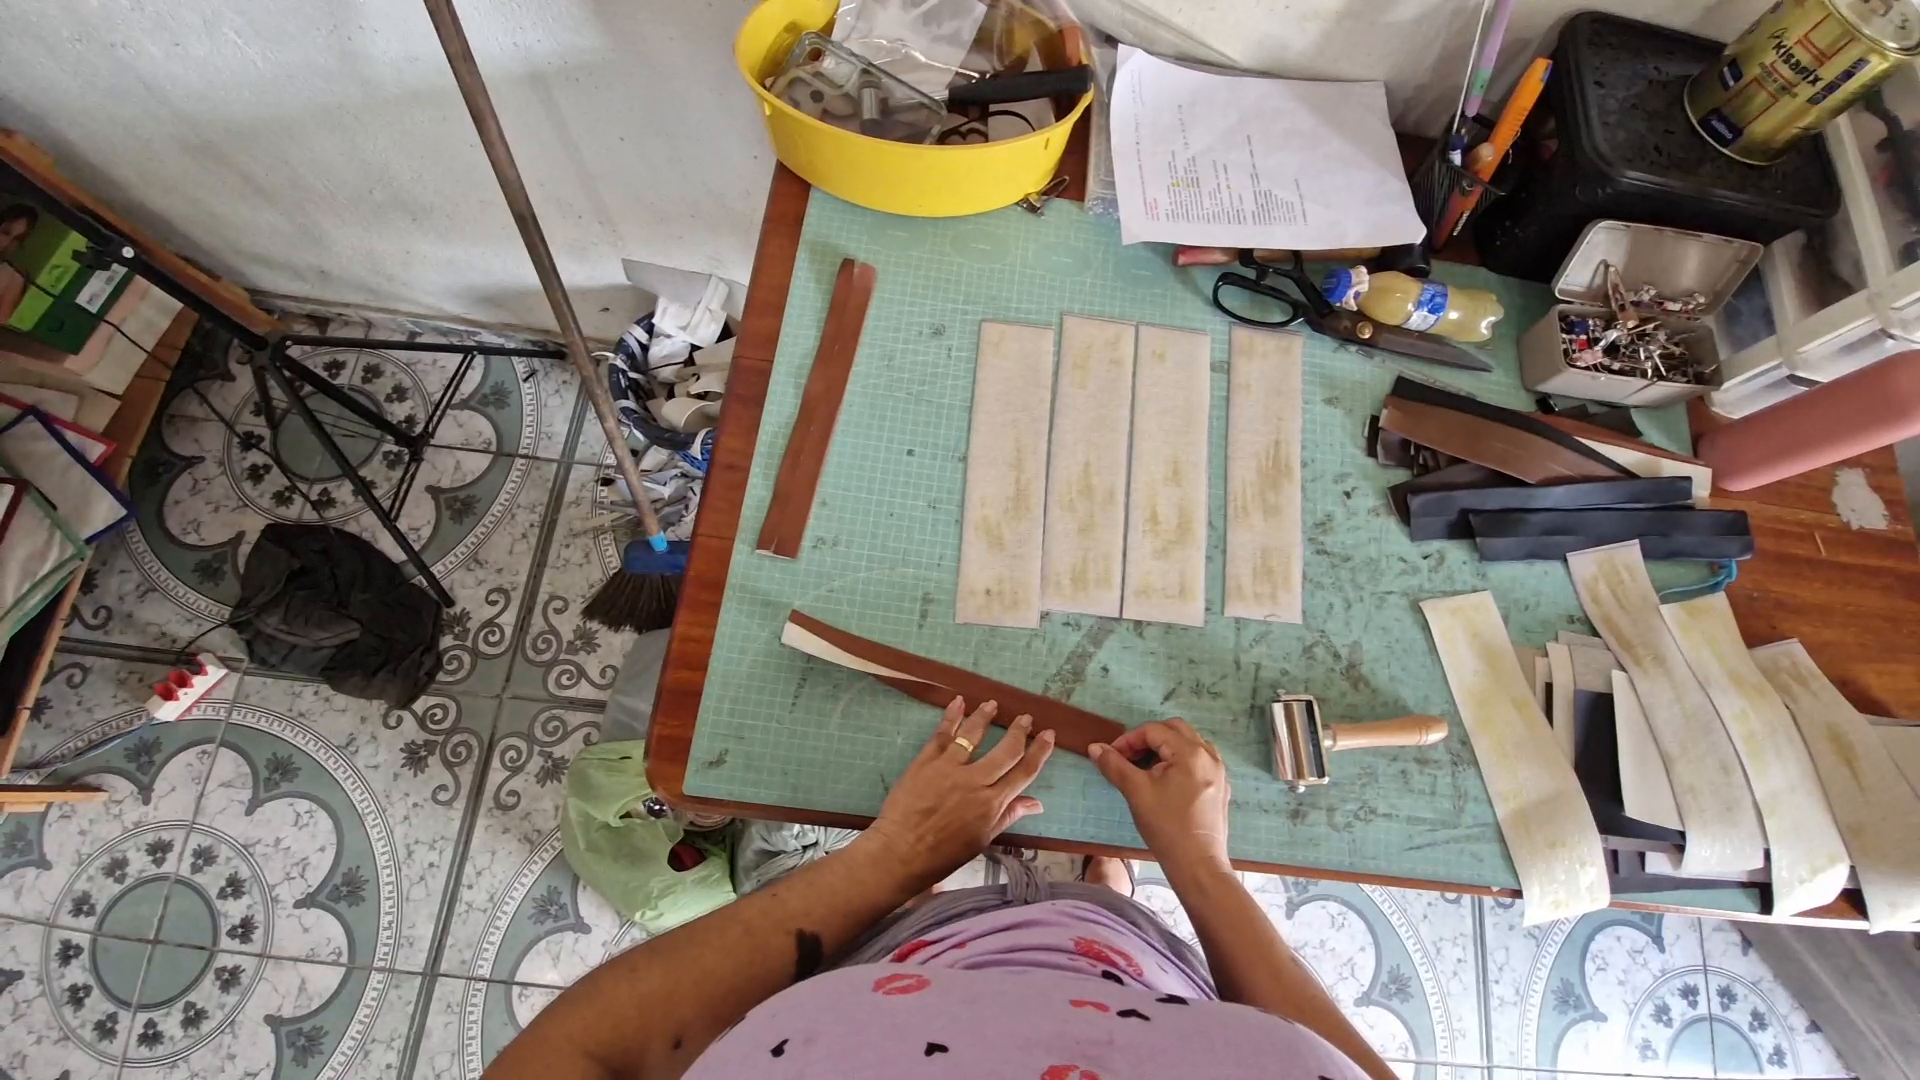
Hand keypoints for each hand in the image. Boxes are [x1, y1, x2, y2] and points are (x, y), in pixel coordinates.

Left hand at [863, 697, 1055, 884]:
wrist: (900, 853)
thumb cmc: (943, 854)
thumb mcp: (982, 839)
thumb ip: (1008, 815)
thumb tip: (1037, 803)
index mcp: (992, 804)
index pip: (1024, 772)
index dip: (1039, 752)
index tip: (1048, 735)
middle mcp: (975, 782)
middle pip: (1005, 750)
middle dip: (1019, 731)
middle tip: (1026, 717)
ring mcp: (950, 768)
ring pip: (973, 734)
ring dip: (985, 716)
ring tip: (992, 704)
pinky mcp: (926, 762)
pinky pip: (942, 734)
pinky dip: (952, 716)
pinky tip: (959, 702)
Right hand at [1088, 719, 1230, 875]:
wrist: (1198, 865)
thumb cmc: (1166, 826)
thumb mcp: (1136, 792)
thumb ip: (1114, 765)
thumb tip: (1095, 747)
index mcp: (1190, 752)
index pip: (1154, 730)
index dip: (1129, 740)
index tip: (1113, 756)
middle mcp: (1209, 755)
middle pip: (1175, 729)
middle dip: (1148, 739)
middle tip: (1130, 757)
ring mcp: (1219, 772)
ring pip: (1190, 743)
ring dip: (1166, 748)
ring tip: (1148, 767)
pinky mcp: (1221, 787)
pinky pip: (1200, 760)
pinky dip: (1181, 760)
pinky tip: (1168, 781)